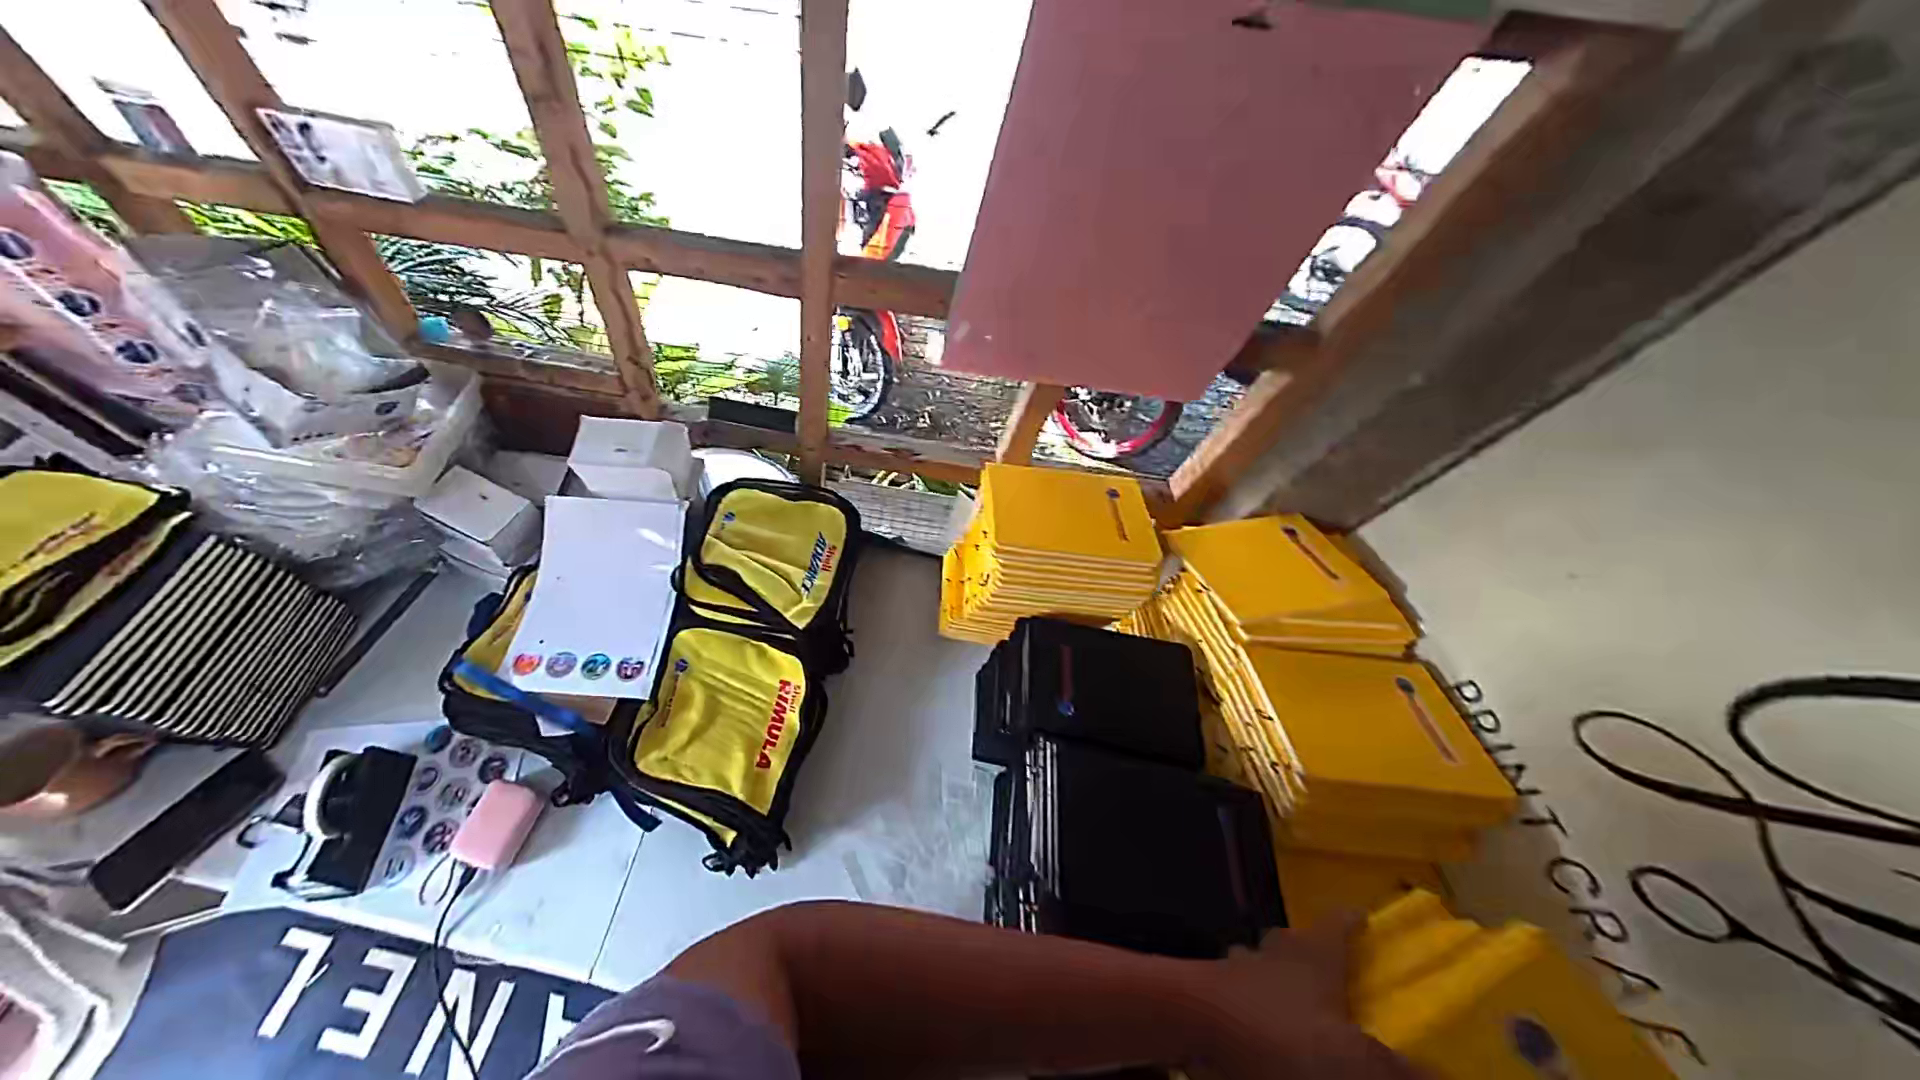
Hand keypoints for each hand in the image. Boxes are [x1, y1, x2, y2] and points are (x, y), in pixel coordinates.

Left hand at [1183, 914, 1426, 1079]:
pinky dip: (1244, 1001)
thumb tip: (1447, 1074)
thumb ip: (1399, 1070)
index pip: (1336, 926)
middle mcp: (1270, 954)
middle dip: (1308, 948)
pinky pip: (1231, 990)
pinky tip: (1251, 1022)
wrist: (1188, 1022)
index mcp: (1310, 958)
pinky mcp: (1206, 992)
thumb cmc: (1277, 1035)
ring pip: (1255, 962)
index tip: (1360, 913)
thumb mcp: (1352, 1061)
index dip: (1350, 920)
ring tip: (1288, 996)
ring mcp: (1232, 970)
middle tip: (1325, 962)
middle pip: (1291, 941)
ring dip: (1271, 974)